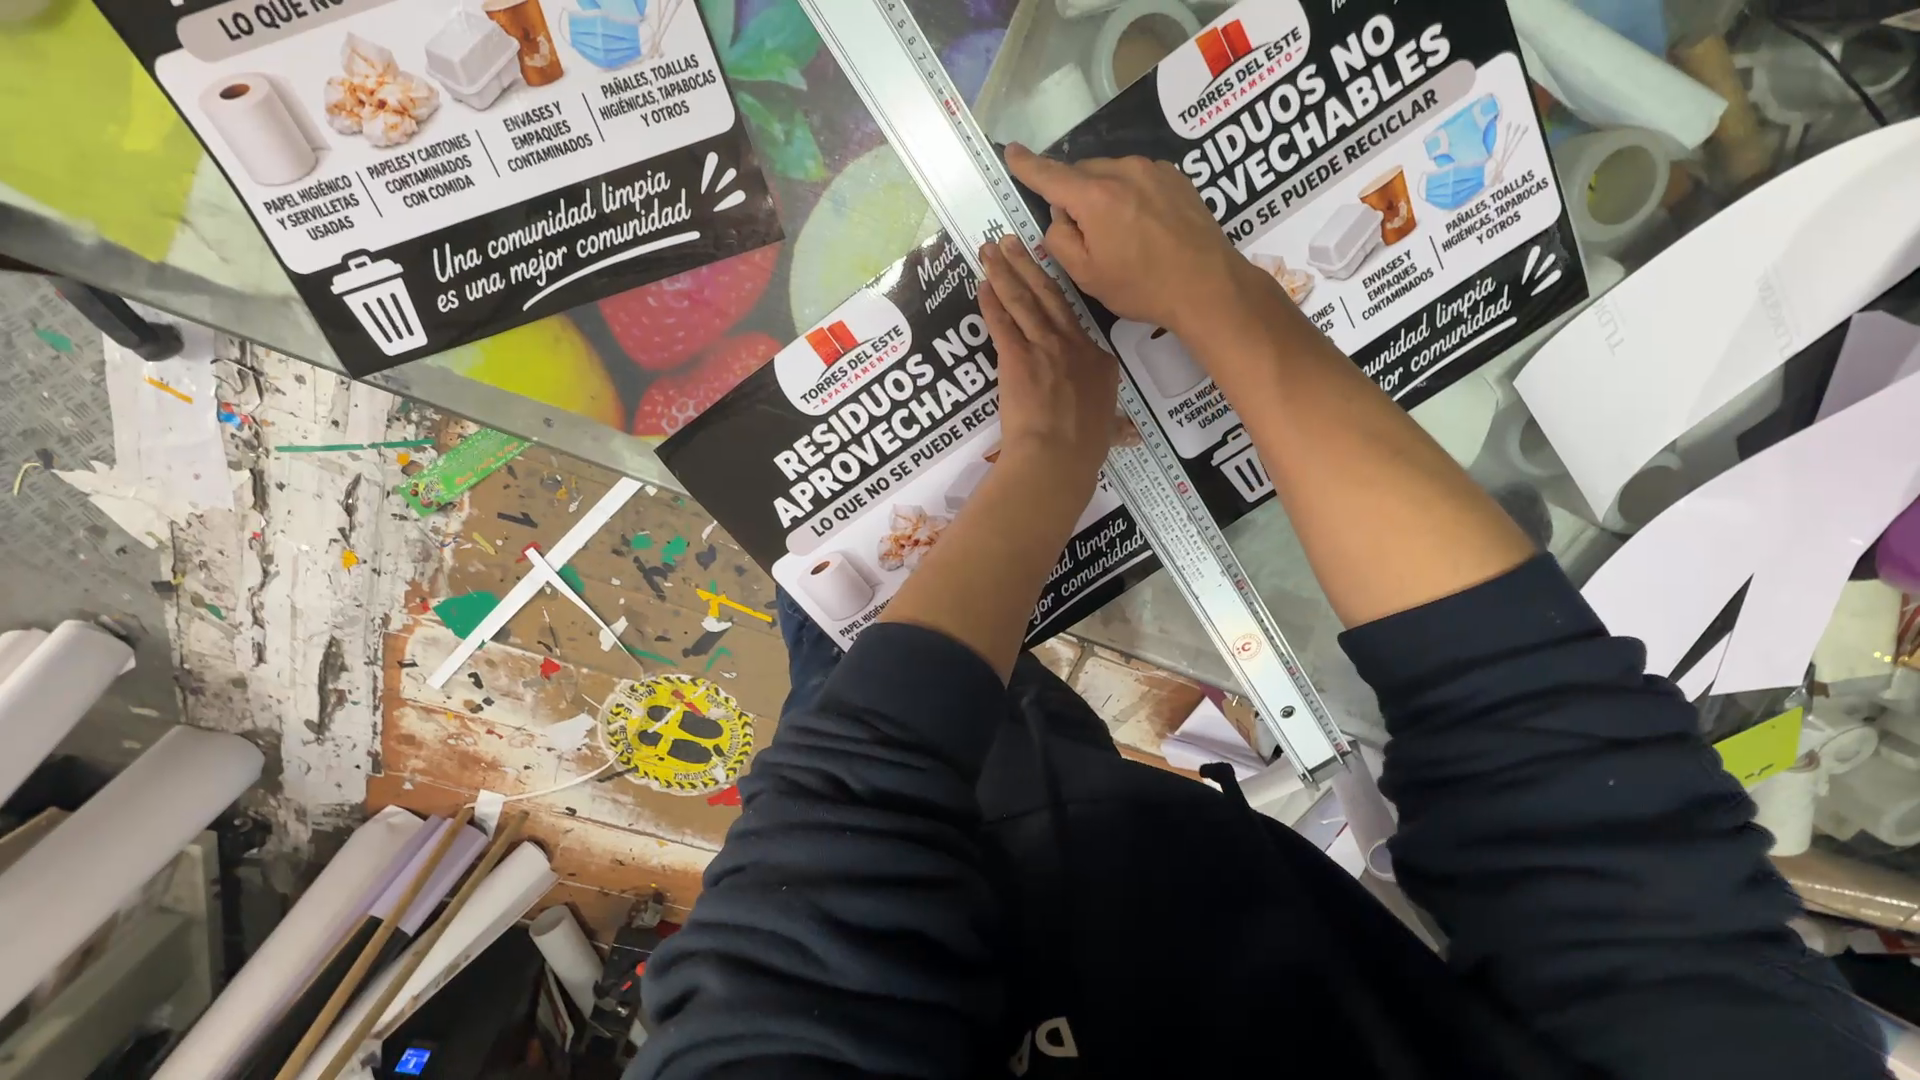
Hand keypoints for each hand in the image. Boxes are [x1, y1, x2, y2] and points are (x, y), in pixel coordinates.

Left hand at [978, 235, 1116, 490]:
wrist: (1058, 454)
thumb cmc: (1084, 448)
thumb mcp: (1109, 430)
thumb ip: (1115, 425)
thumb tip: (1128, 433)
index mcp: (1100, 361)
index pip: (1078, 323)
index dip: (1059, 296)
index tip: (1047, 277)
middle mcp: (1075, 345)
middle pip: (1049, 296)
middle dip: (1028, 264)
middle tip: (1011, 240)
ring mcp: (1046, 347)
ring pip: (1024, 301)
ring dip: (1005, 272)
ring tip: (991, 250)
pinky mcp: (1017, 356)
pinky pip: (1002, 322)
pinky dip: (990, 302)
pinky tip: (982, 284)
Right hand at [1005, 144, 1260, 340]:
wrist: (1206, 285)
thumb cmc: (1142, 287)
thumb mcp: (1086, 275)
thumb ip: (1059, 239)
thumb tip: (1058, 216)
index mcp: (1094, 197)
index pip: (1049, 174)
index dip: (1026, 165)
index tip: (1011, 152)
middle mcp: (1122, 171)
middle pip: (1081, 173)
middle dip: (1072, 195)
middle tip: (1083, 236)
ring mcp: (1152, 170)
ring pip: (1110, 173)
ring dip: (1102, 195)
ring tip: (1118, 235)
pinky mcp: (1175, 177)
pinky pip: (1136, 178)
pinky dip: (1128, 195)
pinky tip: (1141, 226)